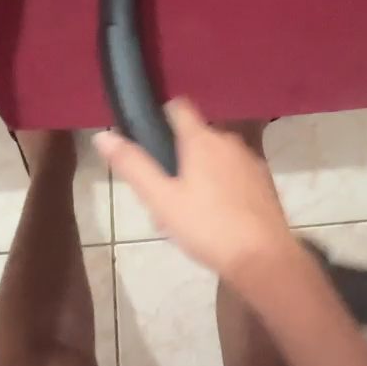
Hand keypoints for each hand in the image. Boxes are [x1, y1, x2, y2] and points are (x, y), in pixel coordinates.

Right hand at [94, 99, 296, 283]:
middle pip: (195, 139)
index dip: (163, 116)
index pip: (179, 108)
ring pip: (215, 158)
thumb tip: (103, 136)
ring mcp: (249, 159)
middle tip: (164, 197)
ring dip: (199, 176)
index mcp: (201, 138)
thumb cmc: (206, 226)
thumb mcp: (161, 200)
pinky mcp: (263, 180)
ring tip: (187, 215)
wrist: (262, 257)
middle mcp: (227, 140)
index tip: (151, 137)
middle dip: (178, 160)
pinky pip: (234, 174)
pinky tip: (215, 219)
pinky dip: (222, 187)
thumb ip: (133, 166)